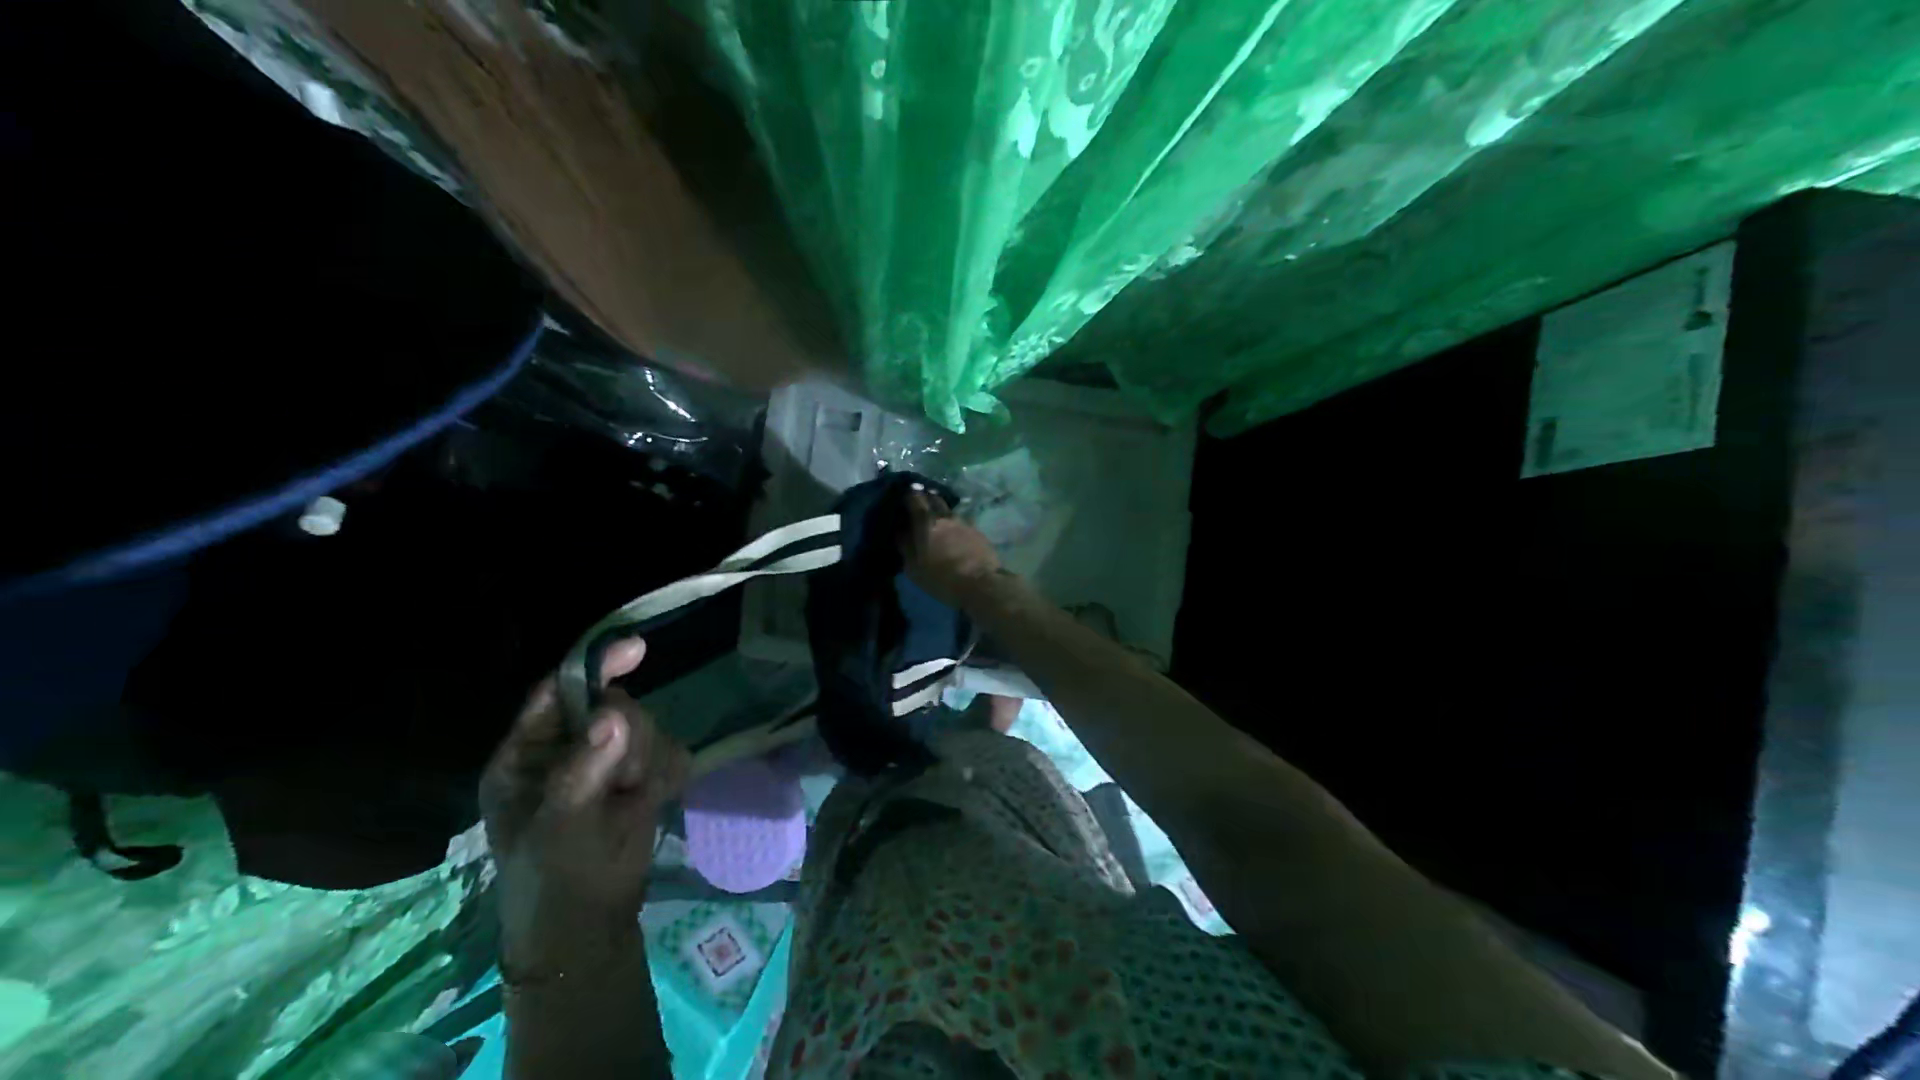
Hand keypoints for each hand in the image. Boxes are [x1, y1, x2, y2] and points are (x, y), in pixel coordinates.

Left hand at [479, 639, 688, 968]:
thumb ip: (584, 769)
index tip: (637, 650)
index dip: (595, 667)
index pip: (559, 693)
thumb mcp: (559, 827)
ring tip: (635, 799)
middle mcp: (568, 751)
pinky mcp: (641, 780)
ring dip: (649, 760)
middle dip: (629, 738)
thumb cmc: (552, 882)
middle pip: (614, 707)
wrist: (589, 932)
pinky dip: (669, 773)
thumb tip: (613, 714)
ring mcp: (607, 765)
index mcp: (528, 755)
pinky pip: (670, 752)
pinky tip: (656, 799)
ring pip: (646, 728)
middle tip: (627, 779)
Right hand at [903, 489, 1005, 608]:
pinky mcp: (977, 531)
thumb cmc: (942, 578)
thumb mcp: (913, 568)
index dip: (909, 496)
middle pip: (934, 499)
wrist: (981, 584)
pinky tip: (954, 535)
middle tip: (920, 508)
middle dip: (926, 499)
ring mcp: (963, 521)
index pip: (915, 498)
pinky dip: (954, 524)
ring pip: (948, 510)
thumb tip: (901, 529)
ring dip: (941, 513)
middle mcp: (945, 516)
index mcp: (926, 522)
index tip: (904, 499)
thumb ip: (905, 545)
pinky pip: (961, 521)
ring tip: (938, 523)